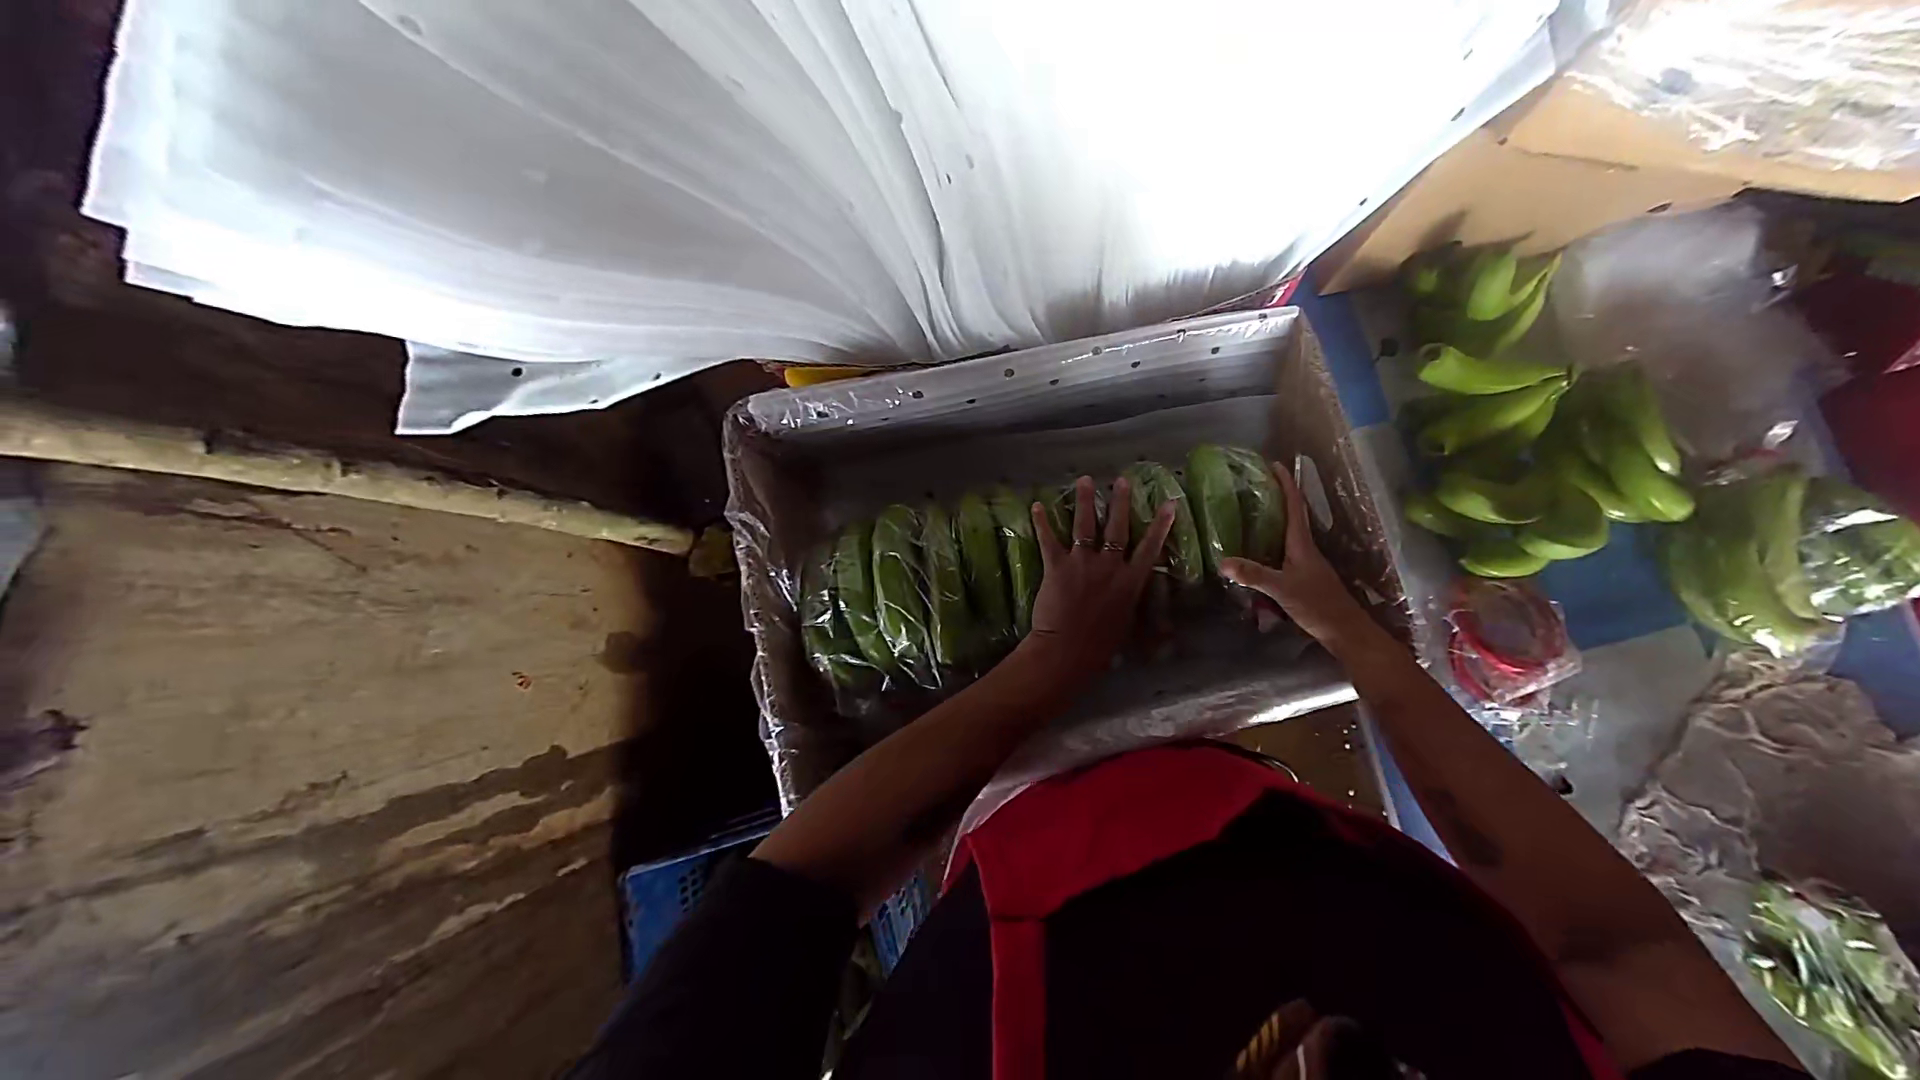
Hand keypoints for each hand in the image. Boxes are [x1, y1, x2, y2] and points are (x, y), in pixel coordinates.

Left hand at [1022, 475, 1175, 682]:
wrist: (1069, 650)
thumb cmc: (1102, 647)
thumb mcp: (1130, 629)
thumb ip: (1144, 622)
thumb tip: (1168, 635)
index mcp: (1130, 581)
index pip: (1150, 547)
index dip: (1161, 524)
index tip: (1169, 503)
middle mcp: (1109, 565)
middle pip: (1116, 527)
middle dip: (1119, 501)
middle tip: (1121, 480)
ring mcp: (1082, 563)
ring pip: (1084, 525)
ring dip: (1083, 501)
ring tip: (1084, 480)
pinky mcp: (1057, 566)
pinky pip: (1049, 539)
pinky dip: (1042, 522)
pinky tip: (1037, 505)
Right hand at [1219, 459, 1367, 644]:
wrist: (1345, 631)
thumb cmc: (1317, 605)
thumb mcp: (1282, 589)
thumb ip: (1253, 574)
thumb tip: (1222, 561)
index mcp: (1302, 545)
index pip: (1294, 507)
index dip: (1286, 484)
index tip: (1275, 465)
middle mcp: (1305, 549)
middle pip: (1292, 516)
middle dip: (1277, 497)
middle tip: (1256, 485)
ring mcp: (1306, 563)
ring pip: (1287, 534)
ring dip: (1274, 520)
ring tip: (1251, 512)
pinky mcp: (1303, 577)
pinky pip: (1283, 551)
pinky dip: (1270, 543)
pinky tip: (1256, 549)